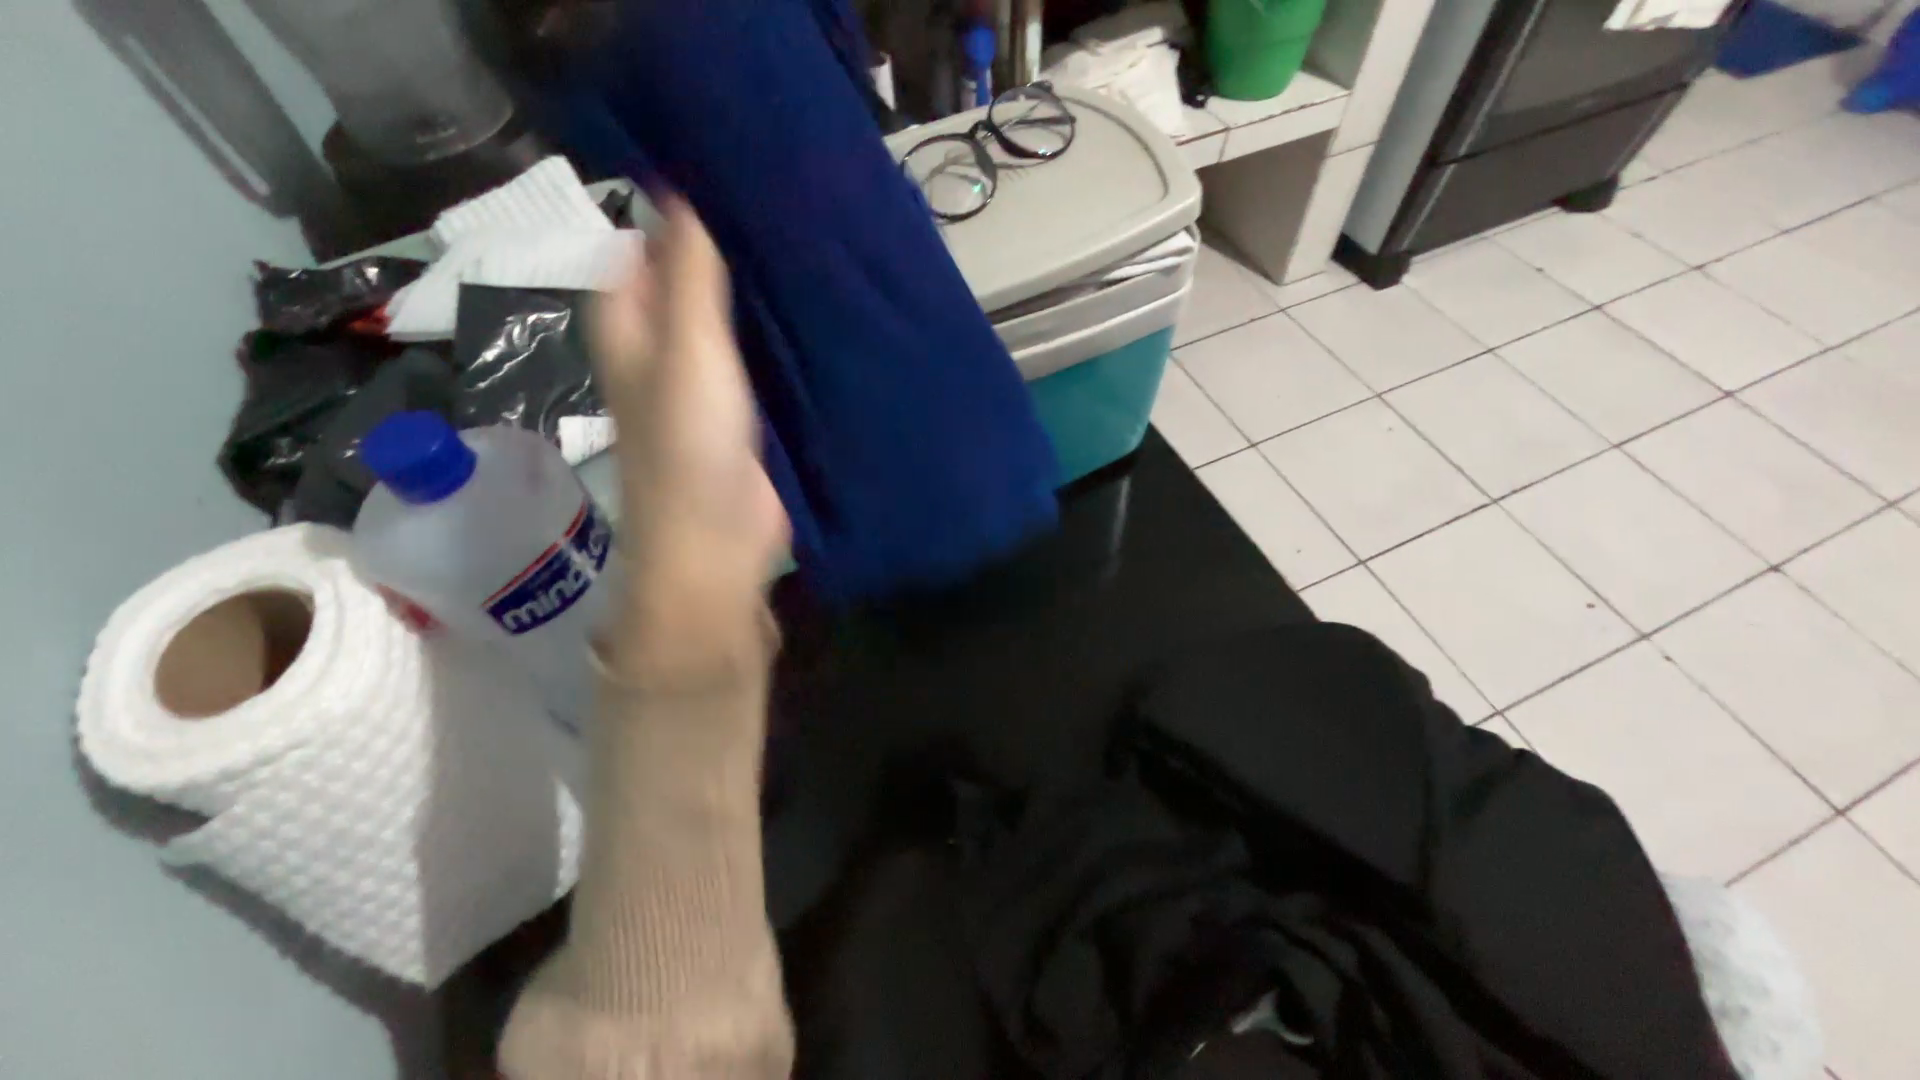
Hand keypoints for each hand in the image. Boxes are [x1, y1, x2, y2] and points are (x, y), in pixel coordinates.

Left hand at [592, 197, 786, 647]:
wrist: (717, 544)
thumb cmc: (689, 444)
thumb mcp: (688, 346)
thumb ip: (690, 272)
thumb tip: (683, 190)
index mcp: (630, 326)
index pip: (643, 249)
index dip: (675, 212)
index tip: (727, 171)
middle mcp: (661, 350)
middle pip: (688, 281)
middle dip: (724, 247)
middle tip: (780, 198)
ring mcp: (705, 384)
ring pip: (727, 320)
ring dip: (755, 289)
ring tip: (804, 240)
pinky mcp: (744, 414)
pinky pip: (759, 358)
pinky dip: (778, 333)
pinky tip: (815, 306)